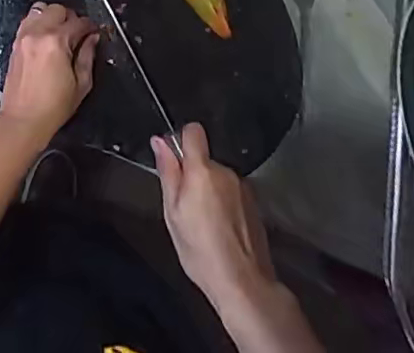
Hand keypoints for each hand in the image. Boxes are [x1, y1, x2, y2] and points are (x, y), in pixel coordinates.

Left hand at [0, 3, 98, 146]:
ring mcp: (24, 36)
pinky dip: (38, 23)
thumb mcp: (81, 84)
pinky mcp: (15, 43)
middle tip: (78, 33)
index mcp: (57, 41)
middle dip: (71, 18)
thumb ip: (88, 55)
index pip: (79, 22)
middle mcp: (38, 33)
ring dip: (53, 16)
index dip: (90, 26)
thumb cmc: (52, 107)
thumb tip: (92, 39)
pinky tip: (46, 38)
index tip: (94, 32)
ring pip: (40, 9)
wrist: (22, 120)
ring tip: (60, 33)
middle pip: (58, 9)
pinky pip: (28, 21)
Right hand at [152, 123, 276, 309]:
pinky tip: (220, 230)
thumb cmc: (201, 251)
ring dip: (210, 191)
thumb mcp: (172, 212)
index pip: (193, 130)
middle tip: (185, 205)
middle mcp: (225, 172)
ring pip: (218, 178)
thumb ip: (168, 172)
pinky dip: (224, 204)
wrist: (243, 283)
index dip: (181, 140)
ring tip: (204, 223)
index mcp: (202, 170)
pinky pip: (232, 193)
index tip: (175, 161)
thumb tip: (159, 141)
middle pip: (204, 159)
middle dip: (194, 174)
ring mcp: (242, 187)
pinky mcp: (254, 203)